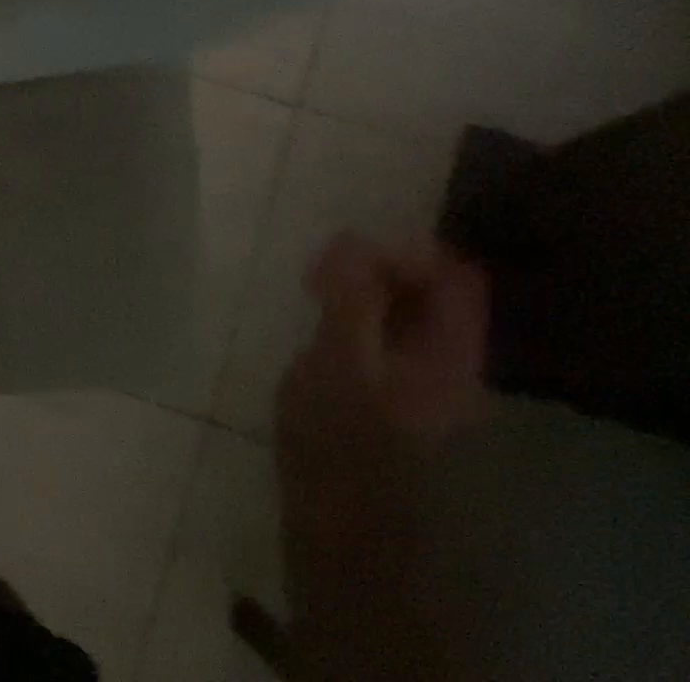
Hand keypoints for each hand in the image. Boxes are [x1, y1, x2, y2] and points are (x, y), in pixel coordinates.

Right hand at [278, 232, 491, 493]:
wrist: (336, 523)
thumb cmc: (336, 442)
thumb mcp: (337, 363)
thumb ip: (350, 301)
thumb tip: (353, 240)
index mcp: (452, 354)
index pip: (454, 276)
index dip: (401, 254)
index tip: (339, 258)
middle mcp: (451, 364)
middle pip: (433, 293)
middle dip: (376, 271)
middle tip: (316, 276)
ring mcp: (423, 382)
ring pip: (404, 316)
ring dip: (361, 296)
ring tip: (311, 298)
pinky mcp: (391, 397)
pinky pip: (383, 340)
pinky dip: (353, 323)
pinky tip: (316, 334)